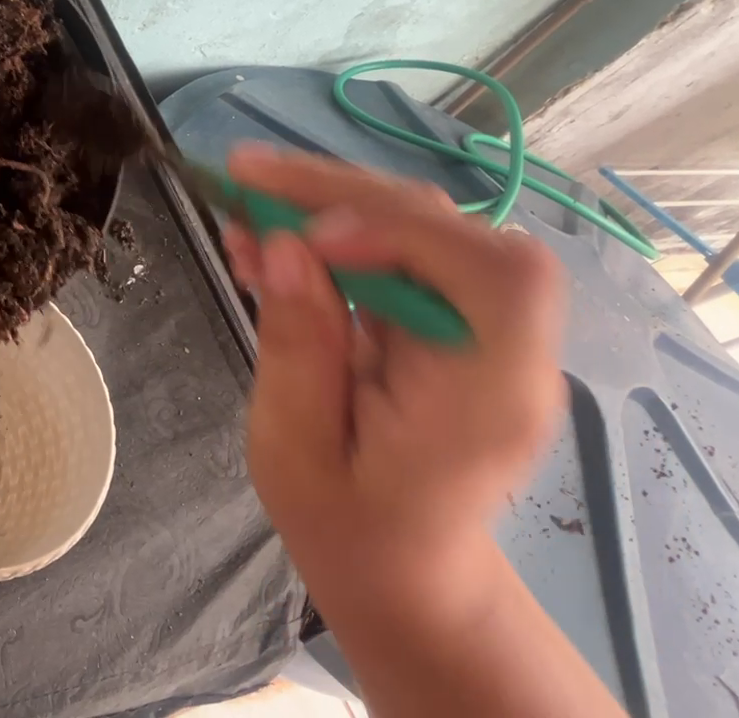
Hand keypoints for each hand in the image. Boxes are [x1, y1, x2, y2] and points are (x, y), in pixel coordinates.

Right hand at [221, 144, 566, 620]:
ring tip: (238, 203)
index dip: (407, 233)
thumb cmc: (345, 525)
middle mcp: (500, 347)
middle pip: (447, 230)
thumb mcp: (296, 448)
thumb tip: (285, 247)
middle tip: (242, 175)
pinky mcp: (439, 318)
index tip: (308, 236)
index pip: (496, 279)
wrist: (399, 563)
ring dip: (323, 203)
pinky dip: (322, 232)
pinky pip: (387, 251)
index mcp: (487, 397)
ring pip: (415, 226)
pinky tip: (262, 238)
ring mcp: (473, 327)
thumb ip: (297, 348)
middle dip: (340, 193)